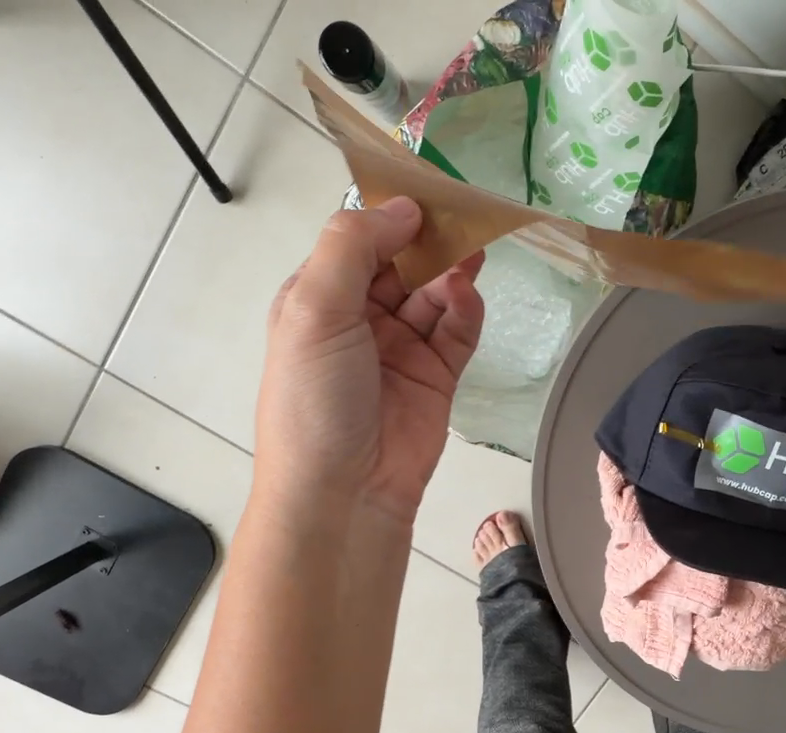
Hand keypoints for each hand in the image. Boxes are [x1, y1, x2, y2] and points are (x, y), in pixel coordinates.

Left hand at [255, 197, 485, 524]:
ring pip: (435, 294)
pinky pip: (457, 333)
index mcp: (320, 296)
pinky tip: (466, 299)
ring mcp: (402, 348)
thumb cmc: (315, 398)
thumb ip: (353, 248)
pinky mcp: (438, 377)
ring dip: (451, 272)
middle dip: (429, 239)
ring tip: (472, 253)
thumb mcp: (314, 310)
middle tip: (465, 213)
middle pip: (403, 261)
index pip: (358, 239)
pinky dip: (465, 312)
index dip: (389, 213)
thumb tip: (404, 209)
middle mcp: (361, 317)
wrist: (345, 491)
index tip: (426, 188)